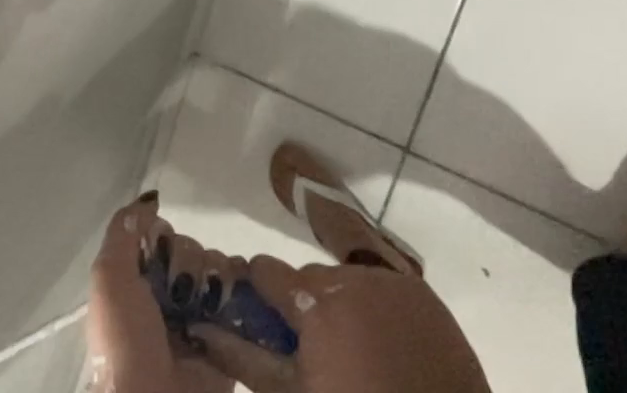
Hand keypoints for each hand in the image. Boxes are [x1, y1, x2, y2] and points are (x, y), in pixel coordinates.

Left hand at [85, 194, 236, 392]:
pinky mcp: (231, 332)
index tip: (157, 261)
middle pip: (194, 249)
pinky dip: (240, 295)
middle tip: (178, 298)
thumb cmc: (126, 338)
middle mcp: (169, 291)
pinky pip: (244, 295)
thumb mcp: (109, 279)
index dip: (164, 242)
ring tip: (202, 314)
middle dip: (189, 267)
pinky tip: (228, 309)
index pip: (164, 234)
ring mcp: (201, 312)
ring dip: (213, 285)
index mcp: (138, 278)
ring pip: (220, 268)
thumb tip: (151, 198)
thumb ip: (123, 233)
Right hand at [187, 255, 489, 392]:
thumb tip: (199, 328)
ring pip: (345, 281)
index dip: (257, 294)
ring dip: (339, 306)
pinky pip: (384, 290)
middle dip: (303, 307)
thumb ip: (240, 356)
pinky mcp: (427, 298)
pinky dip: (376, 310)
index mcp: (315, 300)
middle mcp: (352, 277)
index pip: (264, 270)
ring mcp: (394, 285)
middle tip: (312, 353)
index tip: (262, 323)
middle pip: (306, 276)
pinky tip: (384, 348)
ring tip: (353, 354)